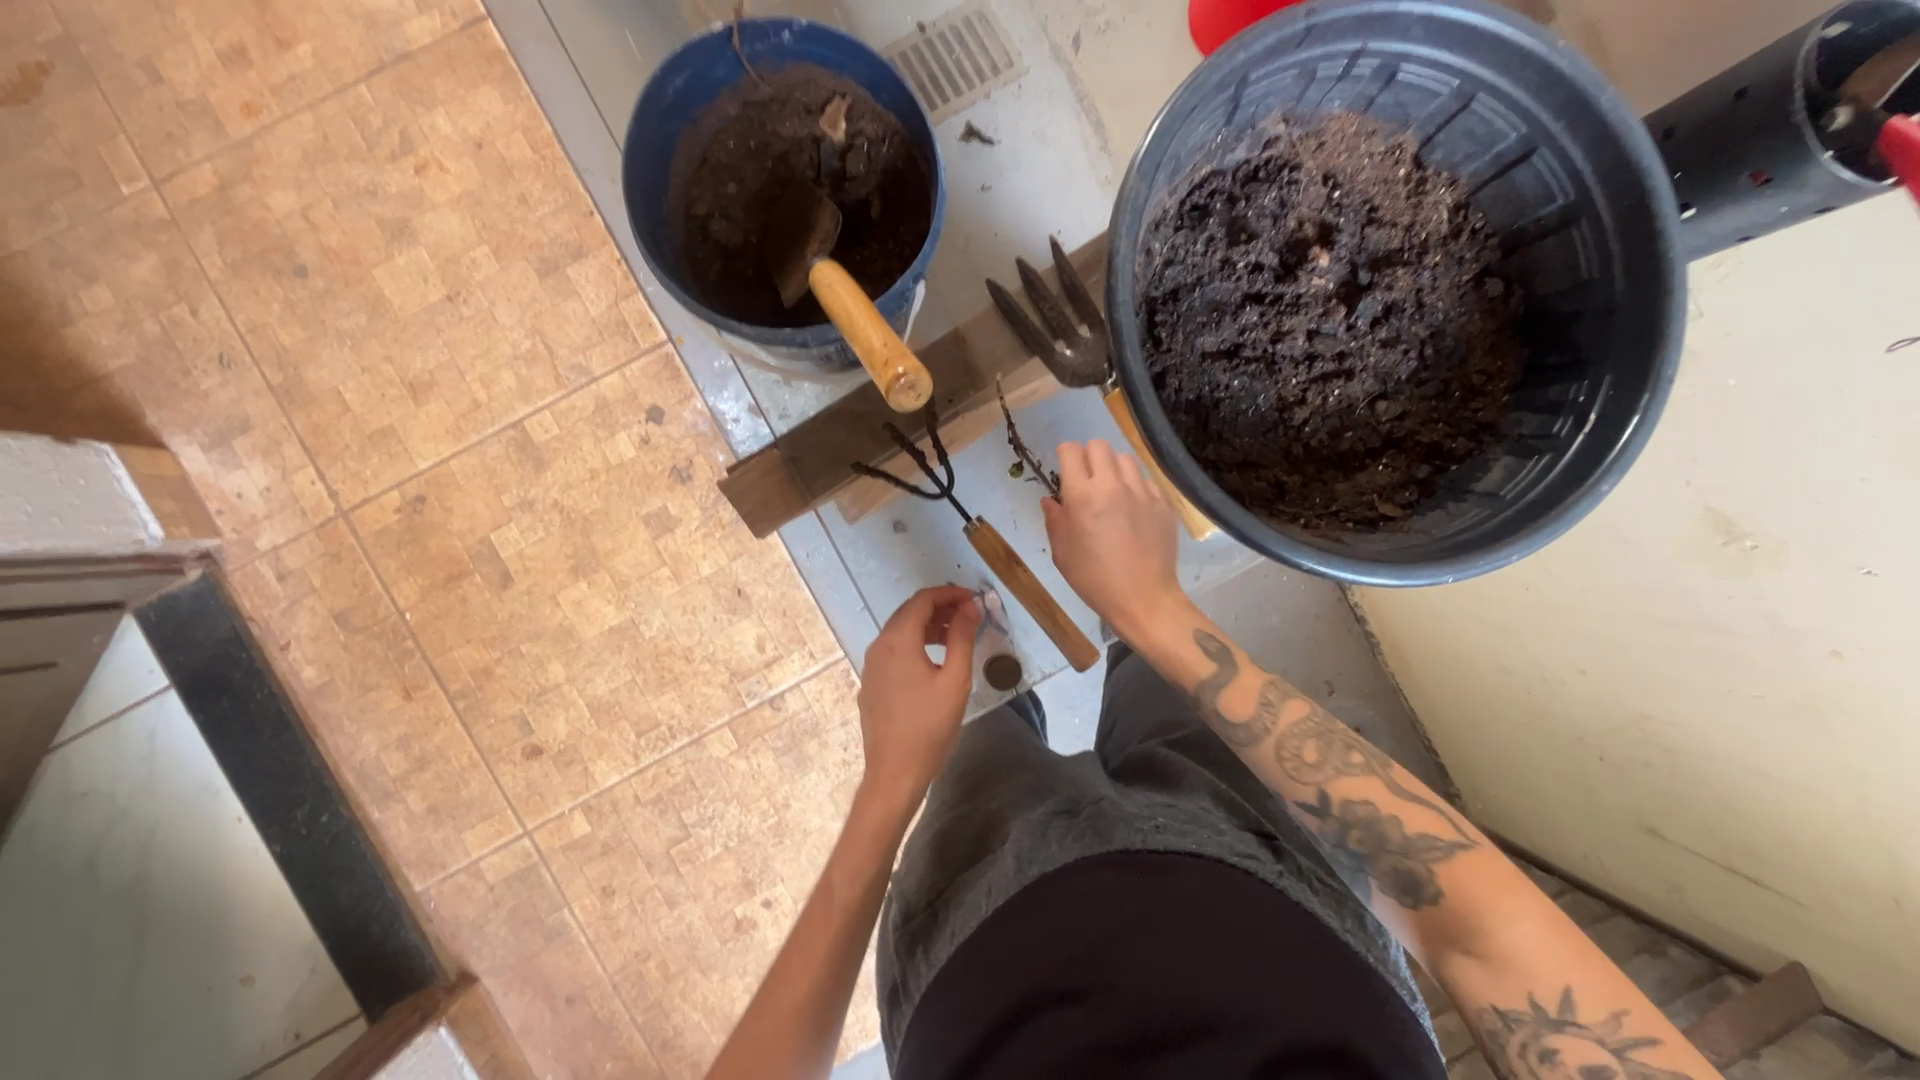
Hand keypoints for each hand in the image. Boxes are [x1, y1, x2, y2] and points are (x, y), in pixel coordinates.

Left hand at [856, 586, 981, 806]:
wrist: (894, 771)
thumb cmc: (930, 726)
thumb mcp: (955, 679)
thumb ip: (962, 637)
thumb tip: (970, 607)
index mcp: (898, 640)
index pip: (923, 600)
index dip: (949, 594)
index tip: (974, 600)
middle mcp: (879, 646)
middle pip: (909, 612)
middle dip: (940, 608)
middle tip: (969, 615)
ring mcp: (871, 666)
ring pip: (900, 632)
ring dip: (928, 627)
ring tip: (956, 637)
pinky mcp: (871, 683)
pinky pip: (893, 651)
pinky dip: (915, 644)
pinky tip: (933, 662)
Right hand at [1044, 440, 1189, 640]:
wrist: (1143, 598)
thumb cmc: (1095, 579)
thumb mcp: (1063, 553)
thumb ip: (1055, 521)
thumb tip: (1050, 501)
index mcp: (1082, 496)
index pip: (1071, 451)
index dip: (1065, 455)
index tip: (1065, 467)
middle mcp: (1112, 485)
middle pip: (1099, 445)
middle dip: (1089, 455)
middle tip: (1087, 477)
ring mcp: (1141, 491)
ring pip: (1125, 458)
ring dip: (1114, 467)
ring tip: (1112, 489)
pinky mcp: (1162, 502)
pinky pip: (1146, 480)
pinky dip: (1136, 486)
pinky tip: (1133, 507)